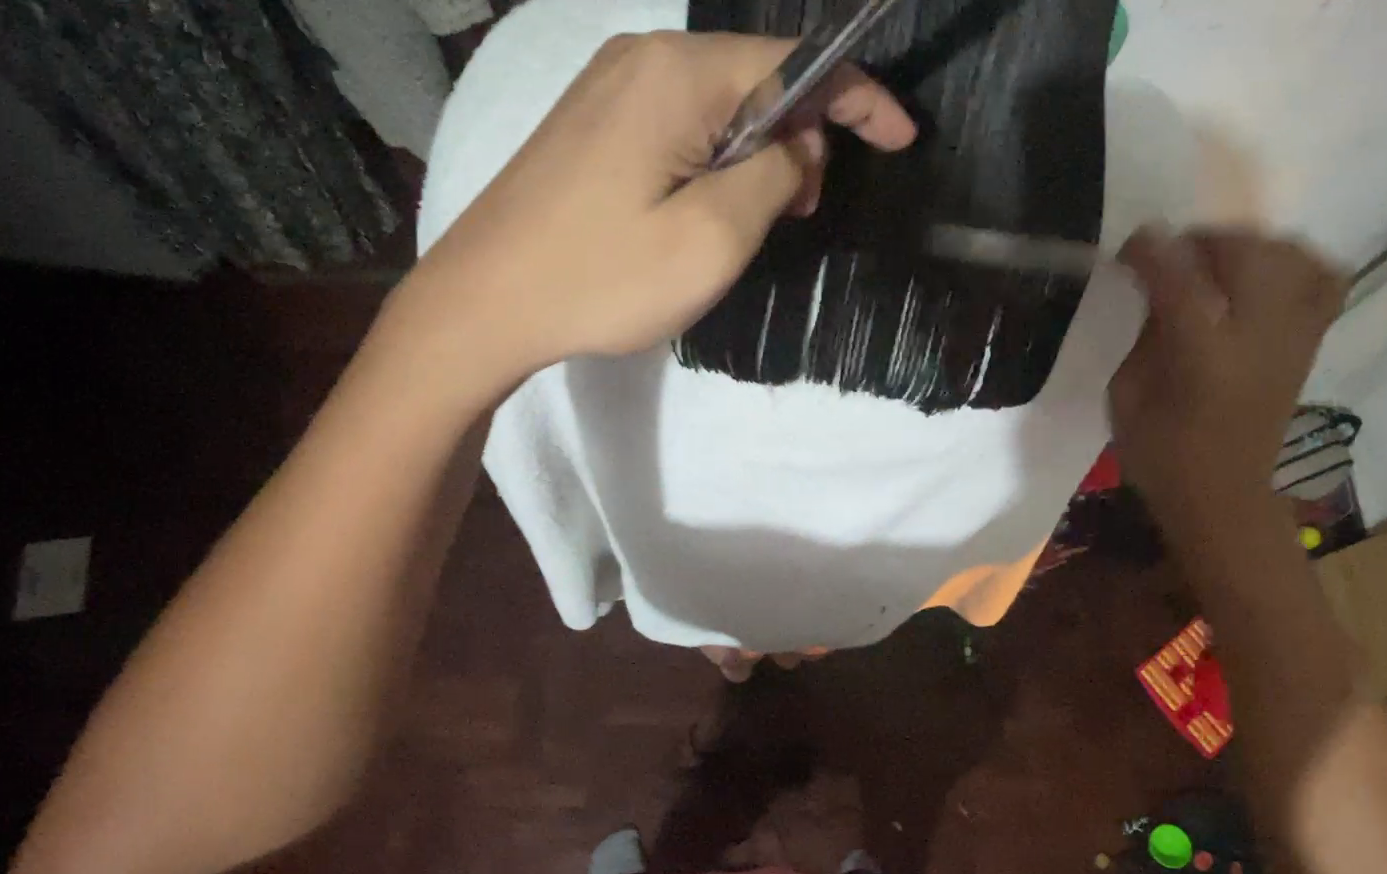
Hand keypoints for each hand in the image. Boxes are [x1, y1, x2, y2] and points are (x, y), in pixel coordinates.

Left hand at [376, 32, 916, 409]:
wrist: (484, 302)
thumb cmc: (602, 277)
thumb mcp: (712, 238)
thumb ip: (775, 178)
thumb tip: (799, 147)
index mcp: (679, 75)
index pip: (795, 62)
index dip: (859, 97)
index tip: (901, 138)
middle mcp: (644, 58)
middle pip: (757, 78)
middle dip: (803, 136)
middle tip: (804, 212)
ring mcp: (612, 86)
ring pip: (721, 104)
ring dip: (760, 155)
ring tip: (762, 221)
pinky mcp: (594, 121)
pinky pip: (682, 122)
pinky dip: (717, 159)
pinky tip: (712, 208)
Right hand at [1109, 226, 1346, 524]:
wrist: (1222, 496)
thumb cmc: (1160, 455)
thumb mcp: (1127, 397)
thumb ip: (1145, 336)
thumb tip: (1157, 288)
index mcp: (1203, 361)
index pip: (1181, 282)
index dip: (1152, 251)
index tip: (1129, 246)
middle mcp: (1259, 340)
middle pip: (1246, 253)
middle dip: (1203, 239)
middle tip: (1172, 255)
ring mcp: (1294, 338)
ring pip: (1289, 255)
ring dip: (1247, 245)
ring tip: (1214, 263)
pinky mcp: (1311, 342)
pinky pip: (1324, 280)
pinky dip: (1298, 263)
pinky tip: (1266, 274)